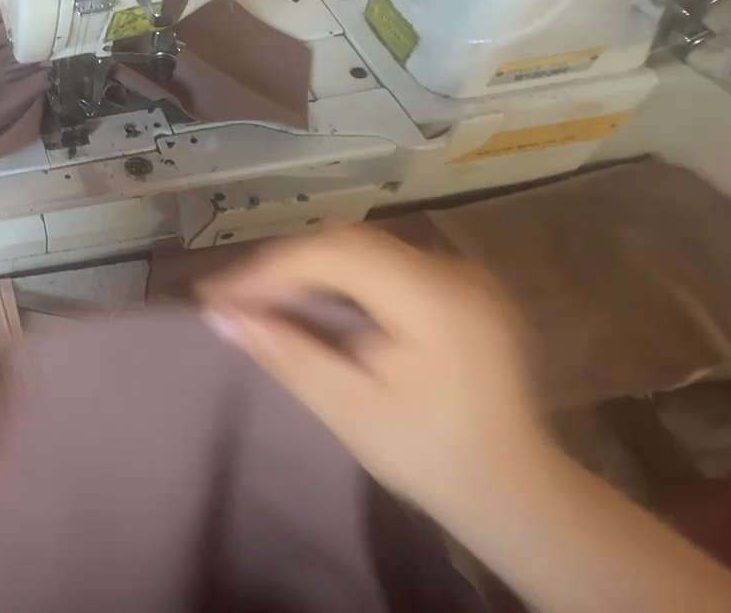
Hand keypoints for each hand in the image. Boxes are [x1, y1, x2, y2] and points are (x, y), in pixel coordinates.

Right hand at [197, 227, 551, 516]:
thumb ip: (287, 355)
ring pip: (355, 246)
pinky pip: (374, 260)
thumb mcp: (350, 410)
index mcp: (436, 302)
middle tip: (231, 296)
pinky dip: (328, 274)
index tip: (218, 296)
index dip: (270, 268)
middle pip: (344, 242)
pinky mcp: (451, 284)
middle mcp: (451, 273)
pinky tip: (301, 298)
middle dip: (280, 265)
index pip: (335, 254)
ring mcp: (456, 274)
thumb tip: (219, 314)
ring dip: (300, 266)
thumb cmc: (429, 455)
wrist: (511, 488)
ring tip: (255, 296)